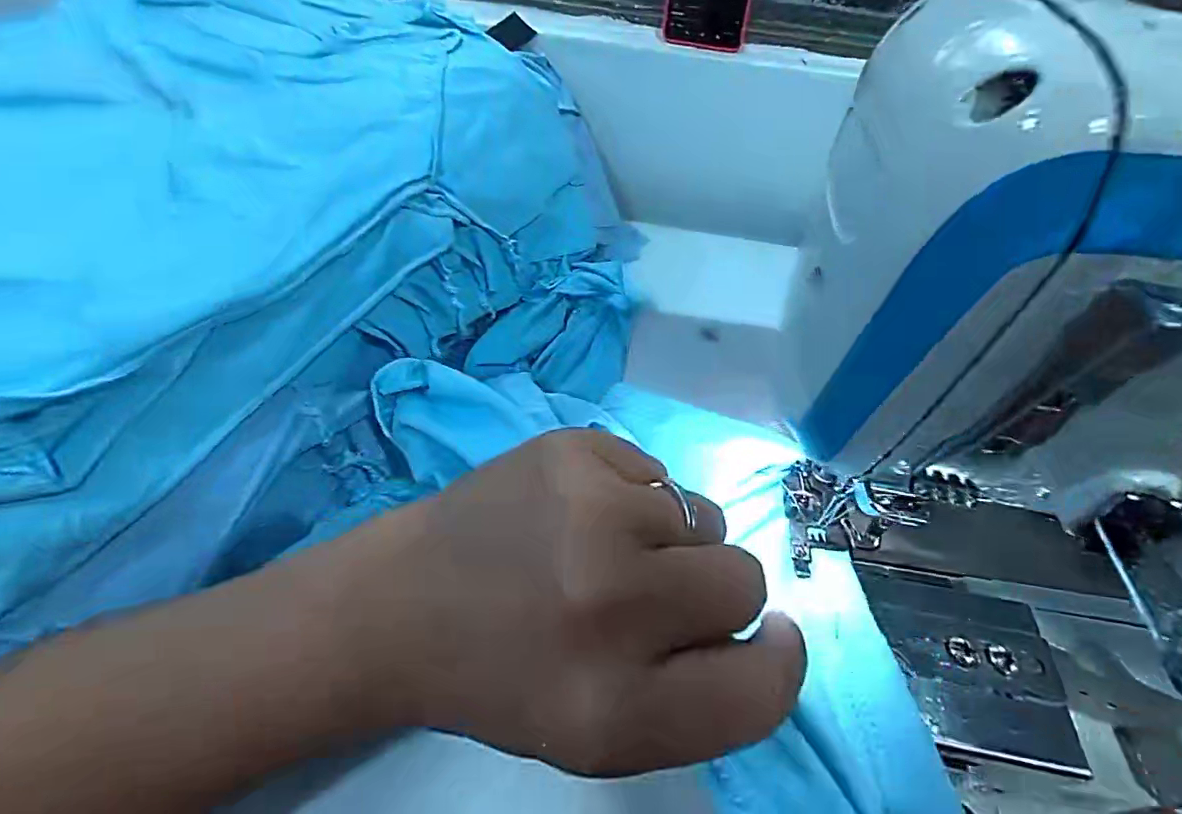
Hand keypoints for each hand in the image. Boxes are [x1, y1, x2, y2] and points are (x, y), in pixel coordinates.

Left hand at [313, 428, 806, 776]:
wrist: (403, 601)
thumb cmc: (509, 676)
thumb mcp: (601, 733)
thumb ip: (701, 699)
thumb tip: (772, 627)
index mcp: (613, 709)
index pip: (760, 690)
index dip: (779, 661)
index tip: (767, 638)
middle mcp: (609, 603)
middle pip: (744, 581)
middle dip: (713, 590)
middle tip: (650, 592)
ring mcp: (589, 508)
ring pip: (707, 516)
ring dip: (672, 539)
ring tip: (603, 550)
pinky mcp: (573, 447)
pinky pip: (659, 471)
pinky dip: (635, 495)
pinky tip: (577, 513)